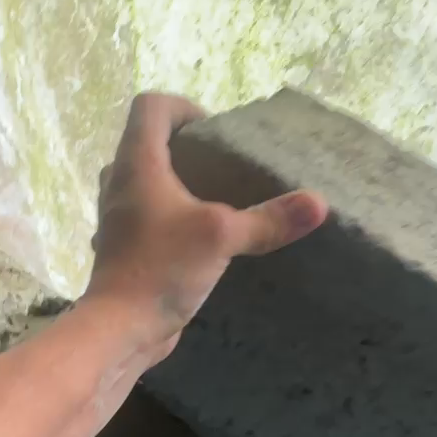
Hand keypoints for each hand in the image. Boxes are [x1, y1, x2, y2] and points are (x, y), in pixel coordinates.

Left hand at [81, 93, 328, 361]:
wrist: (119, 329)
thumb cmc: (161, 269)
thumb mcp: (220, 237)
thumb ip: (268, 219)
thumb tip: (319, 204)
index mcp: (136, 165)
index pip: (150, 107)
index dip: (183, 107)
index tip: (215, 132)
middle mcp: (120, 186)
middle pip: (147, 146)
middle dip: (185, 149)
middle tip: (221, 168)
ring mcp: (118, 222)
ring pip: (144, 186)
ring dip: (176, 188)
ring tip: (215, 203)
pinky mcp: (123, 253)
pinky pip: (146, 222)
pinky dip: (169, 221)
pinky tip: (198, 242)